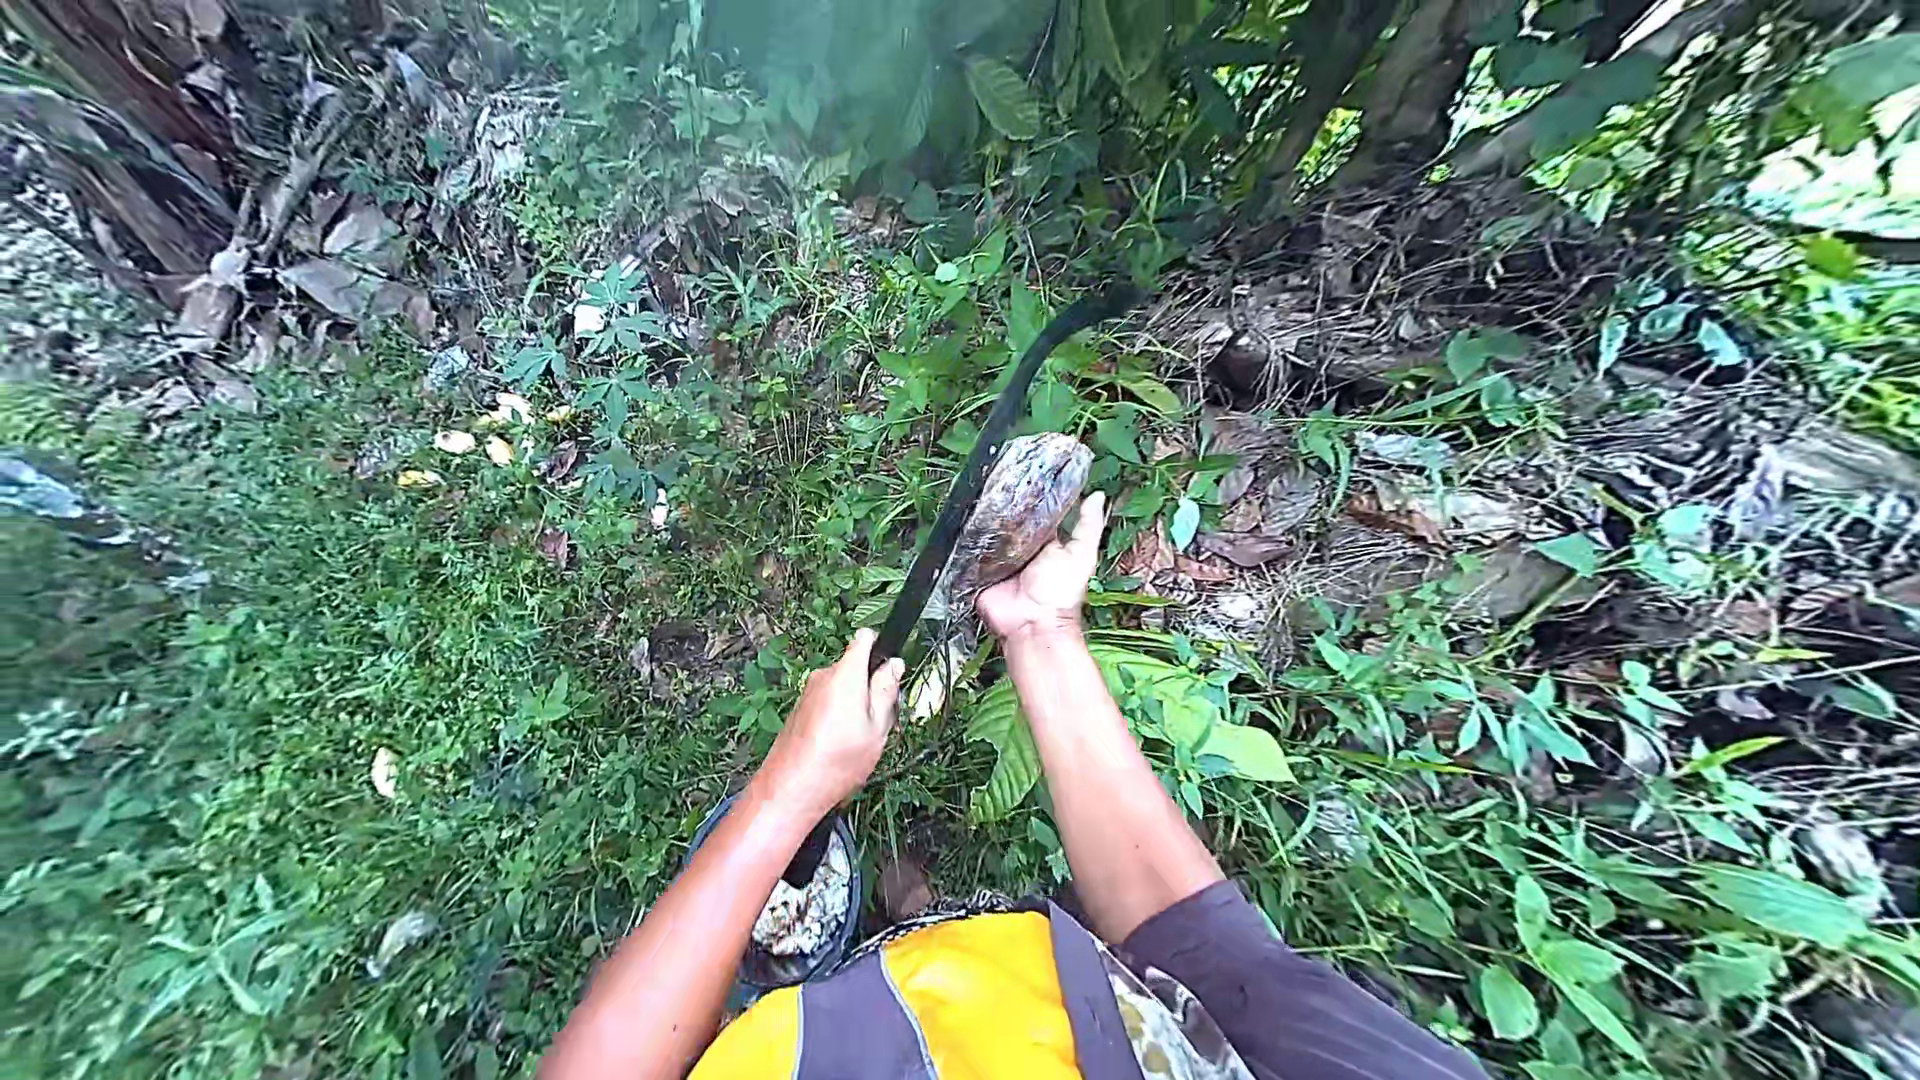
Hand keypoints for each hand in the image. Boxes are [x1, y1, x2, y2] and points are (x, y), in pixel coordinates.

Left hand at [756, 629, 904, 817]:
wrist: (789, 790)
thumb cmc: (835, 762)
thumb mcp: (877, 728)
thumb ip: (886, 691)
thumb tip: (894, 665)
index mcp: (845, 674)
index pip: (864, 638)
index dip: (881, 649)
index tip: (889, 673)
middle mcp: (824, 676)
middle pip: (855, 666)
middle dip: (870, 686)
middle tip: (879, 720)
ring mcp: (809, 692)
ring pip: (842, 686)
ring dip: (854, 704)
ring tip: (859, 739)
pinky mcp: (801, 708)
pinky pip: (828, 700)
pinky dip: (838, 715)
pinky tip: (840, 745)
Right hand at [977, 491, 1105, 645]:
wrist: (1032, 623)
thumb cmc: (1060, 593)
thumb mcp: (1081, 554)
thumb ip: (1088, 526)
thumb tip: (1096, 495)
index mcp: (1042, 542)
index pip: (1033, 514)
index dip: (1029, 497)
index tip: (1021, 476)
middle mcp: (1018, 549)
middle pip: (1007, 522)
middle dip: (1001, 507)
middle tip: (994, 485)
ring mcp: (996, 560)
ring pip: (986, 534)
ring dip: (982, 522)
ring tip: (975, 499)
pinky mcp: (978, 571)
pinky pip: (969, 553)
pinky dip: (966, 542)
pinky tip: (962, 524)